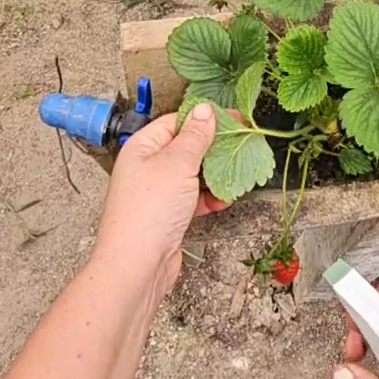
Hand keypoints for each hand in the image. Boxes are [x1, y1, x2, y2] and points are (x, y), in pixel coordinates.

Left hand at [92, 103, 228, 298]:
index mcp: (143, 146)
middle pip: (187, 147)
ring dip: (215, 175)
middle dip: (214, 148)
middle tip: (241, 144)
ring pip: (193, 174)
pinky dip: (209, 198)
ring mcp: (158, 192)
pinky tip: (222, 200)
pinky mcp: (169, 215)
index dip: (205, 118)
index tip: (233, 119)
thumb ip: (195, 136)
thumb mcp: (177, 164)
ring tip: (236, 174)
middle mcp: (148, 166)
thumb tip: (204, 110)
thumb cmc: (147, 213)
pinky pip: (194, 198)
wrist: (137, 267)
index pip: (177, 121)